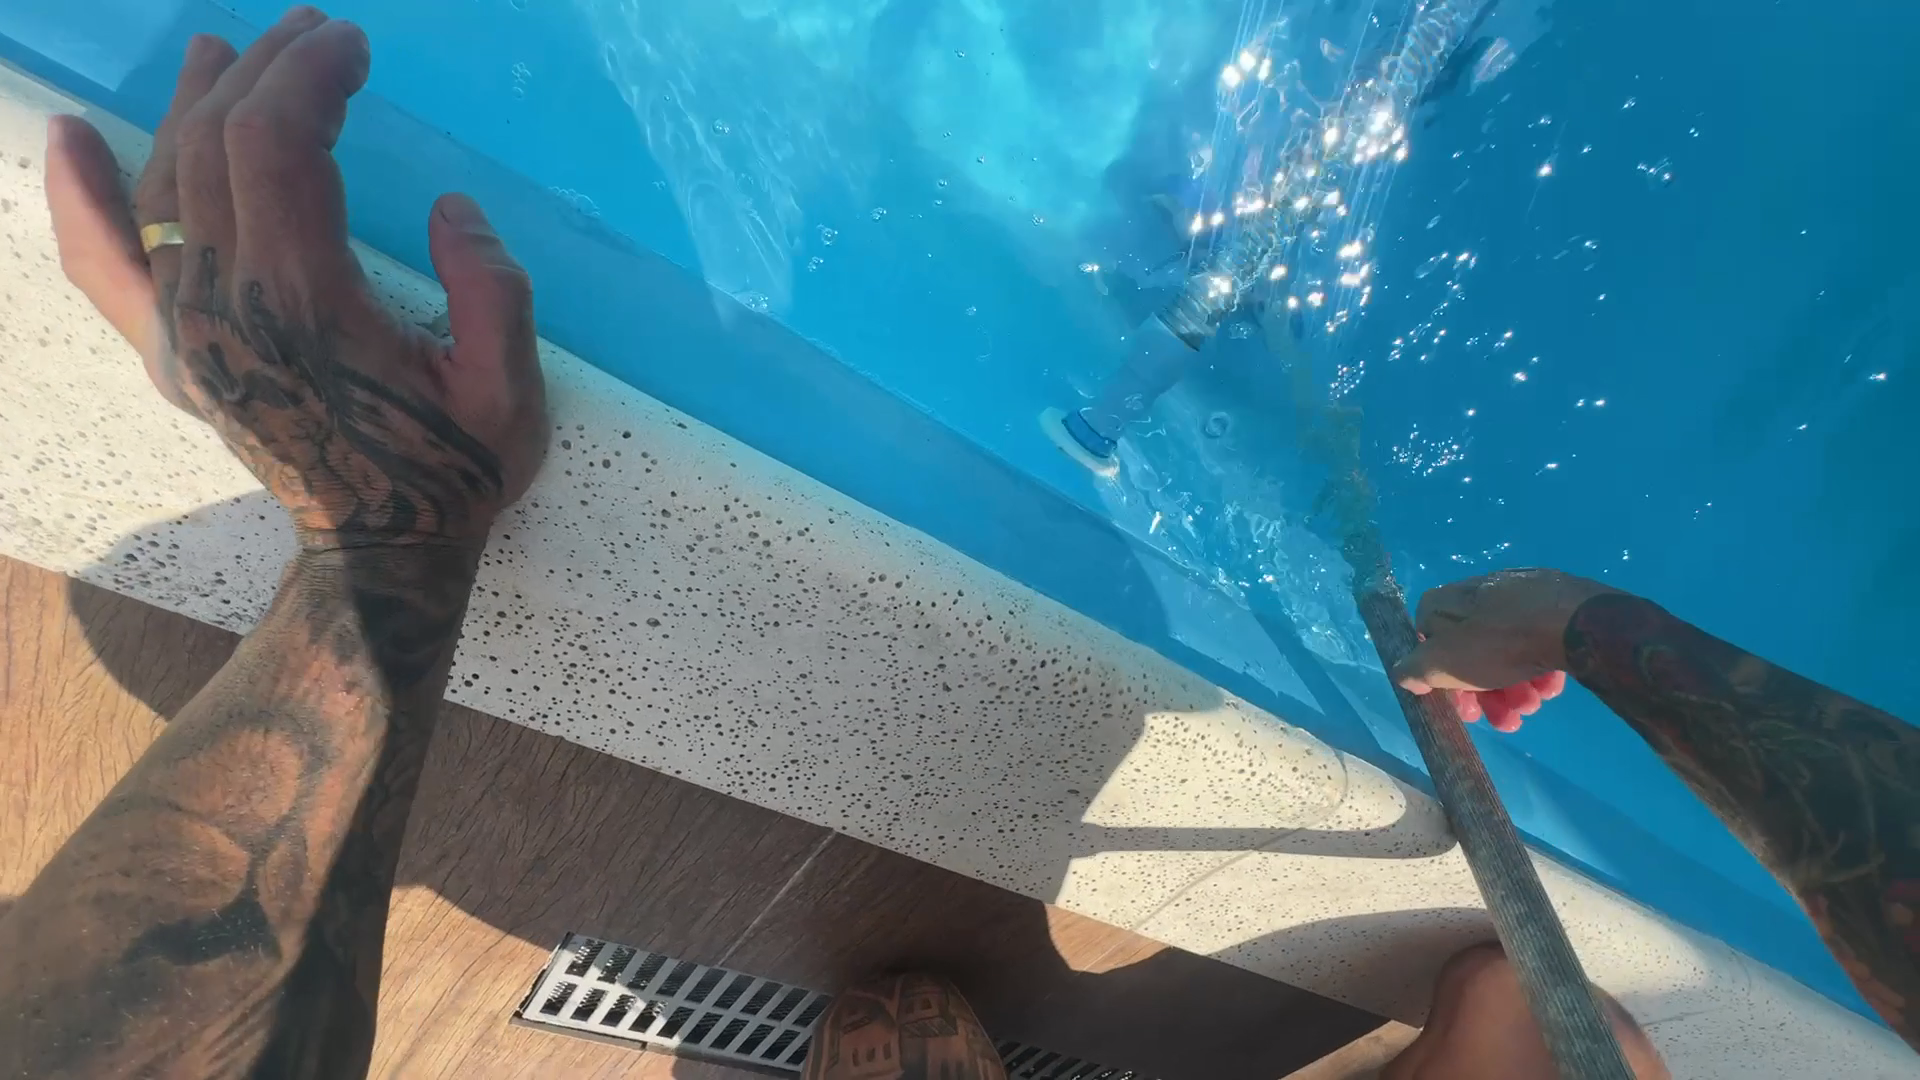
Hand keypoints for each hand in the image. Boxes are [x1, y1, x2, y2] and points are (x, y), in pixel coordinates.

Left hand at [45, 6, 545, 550]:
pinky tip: (79, 141)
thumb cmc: (459, 470)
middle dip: (265, 74)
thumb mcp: (510, 391)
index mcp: (308, 302)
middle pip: (216, 147)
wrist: (391, 546)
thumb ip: (494, 295)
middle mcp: (224, 300)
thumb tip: (455, 210)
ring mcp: (185, 328)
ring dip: (197, 106)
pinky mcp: (175, 353)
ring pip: (165, 183)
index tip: (352, 44)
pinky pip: (101, 261)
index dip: (311, 80)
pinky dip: (81, 195)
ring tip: (229, 51)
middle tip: (314, 34)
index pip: (279, 149)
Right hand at [1392, 569, 1619, 731]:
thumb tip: (1406, 676)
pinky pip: (1537, 639)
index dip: (1440, 678)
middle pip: (1470, 651)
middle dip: (1485, 691)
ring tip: (1532, 706)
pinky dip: (1539, 666)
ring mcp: (1516, 594)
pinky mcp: (1555, 601)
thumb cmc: (1497, 644)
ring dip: (1513, 686)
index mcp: (1441, 602)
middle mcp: (1474, 592)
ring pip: (1506, 648)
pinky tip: (1551, 686)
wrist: (1574, 623)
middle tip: (1504, 719)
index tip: (1462, 705)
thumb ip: (1412, 671)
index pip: (1427, 642)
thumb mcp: (1439, 664)